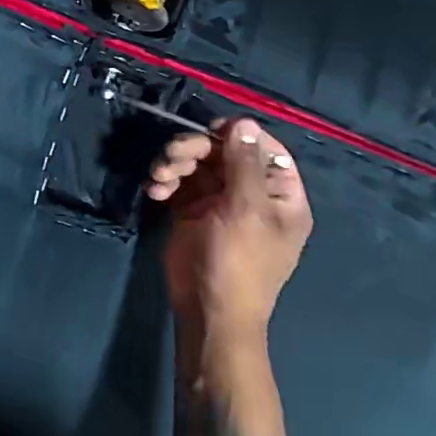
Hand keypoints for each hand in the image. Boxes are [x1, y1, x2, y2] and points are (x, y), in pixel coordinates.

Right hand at [147, 119, 313, 338]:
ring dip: (176, 162)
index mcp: (280, 194)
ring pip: (198, 165)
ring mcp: (220, 202)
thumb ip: (244, 162)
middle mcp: (252, 193)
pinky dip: (166, 181)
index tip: (213, 129)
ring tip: (159, 175)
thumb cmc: (239, 262)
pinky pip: (179, 183)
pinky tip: (155, 189)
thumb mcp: (248, 209)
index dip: (239, 133)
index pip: (265, 148)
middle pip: (225, 152)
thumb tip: (242, 122)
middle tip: (173, 154)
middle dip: (197, 148)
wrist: (209, 312)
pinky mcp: (191, 212)